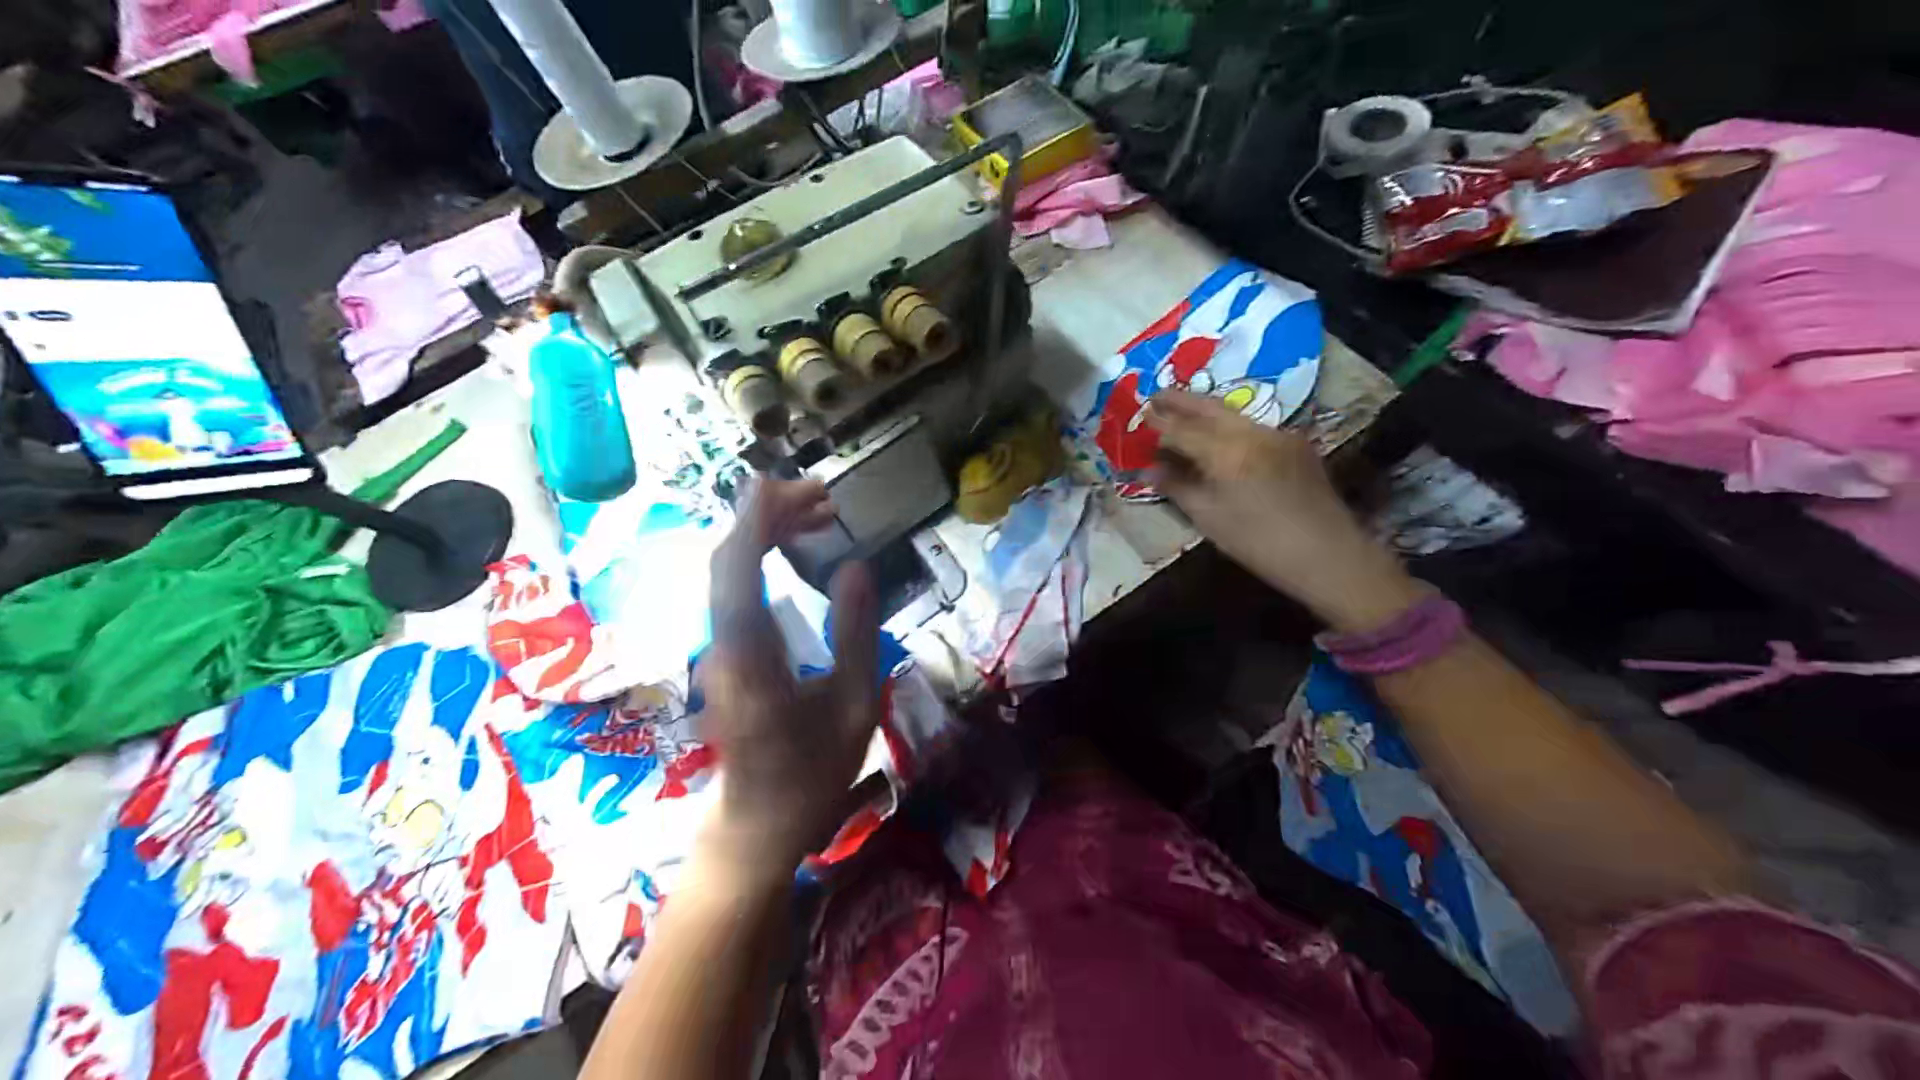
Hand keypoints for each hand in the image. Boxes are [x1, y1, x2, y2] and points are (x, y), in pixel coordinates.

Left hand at [698, 477, 880, 878]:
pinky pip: (735, 589)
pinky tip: (792, 550)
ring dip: (765, 533)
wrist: (758, 824)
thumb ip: (856, 633)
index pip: (739, 570)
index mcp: (752, 657)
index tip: (789, 485)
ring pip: (728, 571)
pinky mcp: (724, 652)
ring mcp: (718, 648)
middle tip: (823, 497)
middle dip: (767, 515)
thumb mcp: (855, 706)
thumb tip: (856, 567)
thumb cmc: (812, 773)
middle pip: (728, 560)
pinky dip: (761, 557)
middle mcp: (723, 644)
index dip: (757, 519)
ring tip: (818, 514)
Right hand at [1146, 390, 1423, 631]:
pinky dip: (1227, 427)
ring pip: (1233, 415)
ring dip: (1204, 411)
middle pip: (1210, 408)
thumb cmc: (1258, 543)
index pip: (1183, 429)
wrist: (1328, 555)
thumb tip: (1149, 469)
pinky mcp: (1295, 445)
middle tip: (1156, 395)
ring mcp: (1279, 435)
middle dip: (1181, 401)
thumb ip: (1177, 487)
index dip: (1159, 422)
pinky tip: (1218, 437)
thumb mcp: (1208, 518)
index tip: (1139, 412)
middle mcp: (1253, 432)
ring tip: (1181, 411)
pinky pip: (1252, 427)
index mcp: (1228, 451)